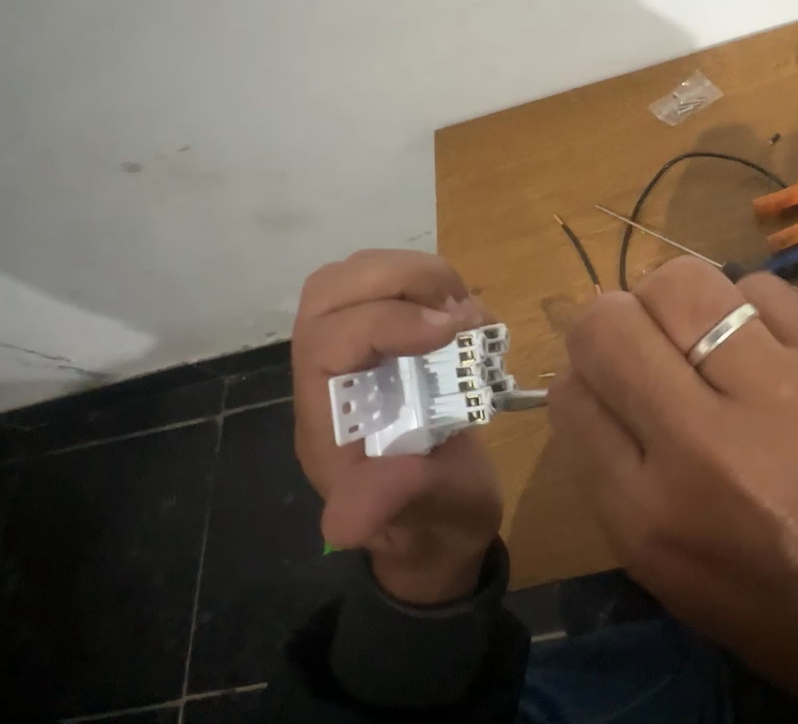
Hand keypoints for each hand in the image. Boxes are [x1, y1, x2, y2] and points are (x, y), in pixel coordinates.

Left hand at [292, 250, 502, 603]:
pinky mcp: (390, 339)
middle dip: (397, 278)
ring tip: (465, 309)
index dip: (386, 319)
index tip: (451, 329)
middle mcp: (334, 375)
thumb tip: (345, 522)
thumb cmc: (431, 523)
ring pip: (356, 275)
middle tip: (457, 306)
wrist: (443, 523)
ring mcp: (360, 352)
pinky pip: (392, 284)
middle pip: (330, 290)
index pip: (328, 338)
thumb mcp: (420, 521)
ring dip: (416, 273)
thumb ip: (392, 504)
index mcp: (329, 417)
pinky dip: (433, 282)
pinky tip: (469, 315)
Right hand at [550, 258, 797, 722]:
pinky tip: (760, 338)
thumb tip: (587, 378)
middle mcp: (700, 444)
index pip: (572, 396)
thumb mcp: (665, 566)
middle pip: (609, 326)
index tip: (604, 379)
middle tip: (641, 341)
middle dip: (610, 322)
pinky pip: (759, 287)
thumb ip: (613, 469)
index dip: (582, 376)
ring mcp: (774, 392)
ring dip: (671, 299)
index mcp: (647, 513)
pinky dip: (745, 303)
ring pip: (680, 285)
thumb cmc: (775, 601)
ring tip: (696, 329)